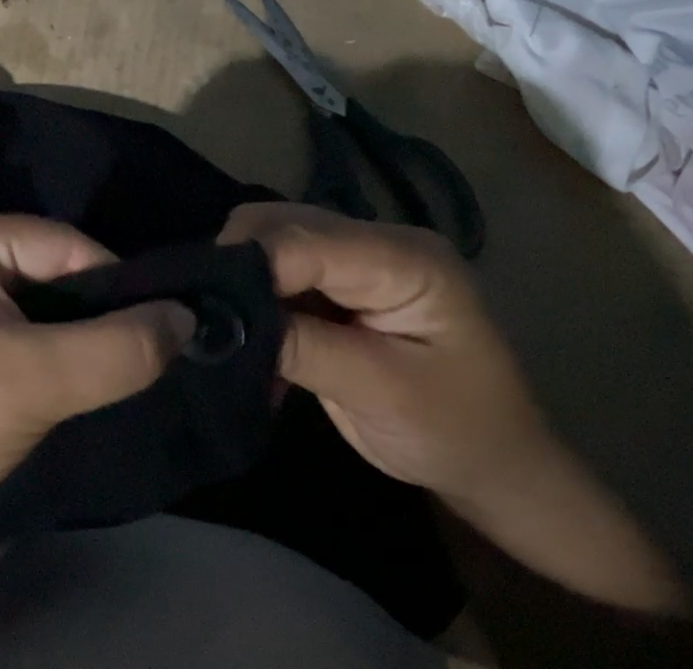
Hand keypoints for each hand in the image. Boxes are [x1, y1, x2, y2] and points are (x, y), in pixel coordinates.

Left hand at [0, 215, 194, 531]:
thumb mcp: (37, 381)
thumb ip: (120, 347)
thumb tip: (187, 317)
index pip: (60, 243)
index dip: (115, 285)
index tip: (163, 331)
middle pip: (49, 272)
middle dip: (95, 318)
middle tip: (143, 360)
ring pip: (37, 308)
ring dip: (74, 343)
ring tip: (111, 379)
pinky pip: (16, 333)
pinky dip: (48, 357)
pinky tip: (72, 388)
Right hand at [219, 202, 558, 503]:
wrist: (495, 466)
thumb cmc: (453, 432)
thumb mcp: (377, 392)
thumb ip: (301, 346)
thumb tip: (219, 320)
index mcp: (405, 260)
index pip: (303, 240)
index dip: (246, 264)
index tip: (198, 306)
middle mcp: (379, 243)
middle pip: (281, 226)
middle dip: (234, 266)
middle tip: (202, 320)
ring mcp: (359, 261)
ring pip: (270, 243)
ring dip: (240, 283)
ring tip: (224, 331)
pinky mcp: (341, 284)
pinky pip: (278, 270)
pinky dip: (253, 299)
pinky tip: (250, 340)